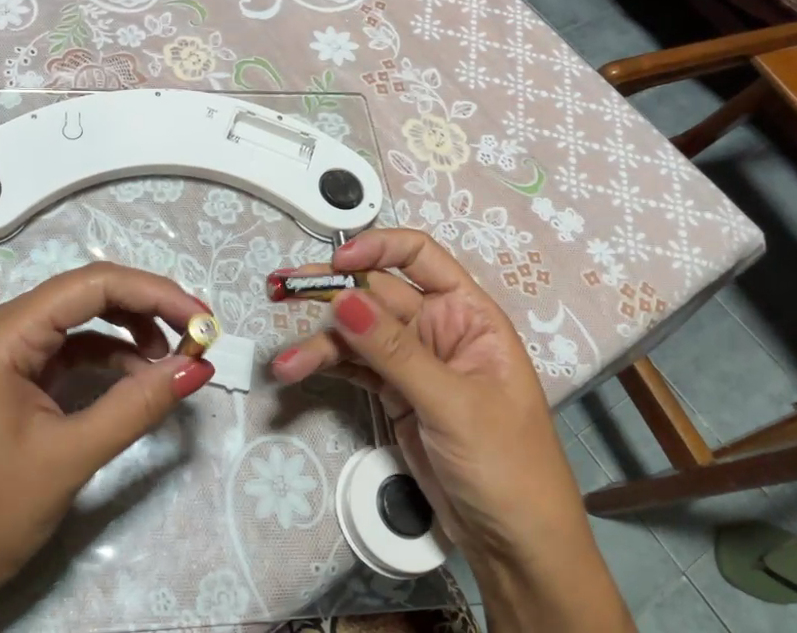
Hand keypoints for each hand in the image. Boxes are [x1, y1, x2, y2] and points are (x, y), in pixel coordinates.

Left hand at [0, 265, 215, 632]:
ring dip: (133, 333)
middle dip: (149, 308)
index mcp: (6, 332)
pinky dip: (112, 360)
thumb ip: (135, 406)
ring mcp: (11, 352)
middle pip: (90, 294)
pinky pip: (74, 351)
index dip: (155, 293)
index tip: (204, 320)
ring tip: (176, 362)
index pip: (92, 285)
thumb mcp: (69, 456)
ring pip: (85, 321)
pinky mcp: (19, 377)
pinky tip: (141, 380)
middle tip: (199, 334)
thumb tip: (197, 367)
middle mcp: (6, 327)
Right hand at [270, 229, 631, 631]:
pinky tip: (298, 370)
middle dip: (330, 291)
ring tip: (285, 362)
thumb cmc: (508, 465)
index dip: (378, 249)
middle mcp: (438, 328)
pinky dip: (325, 367)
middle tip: (280, 287)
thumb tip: (343, 299)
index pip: (420, 257)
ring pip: (357, 333)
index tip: (337, 262)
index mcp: (469, 314)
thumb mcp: (454, 403)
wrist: (516, 547)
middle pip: (376, 293)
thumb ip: (395, 350)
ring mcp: (412, 362)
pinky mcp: (393, 394)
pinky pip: (353, 367)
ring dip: (319, 341)